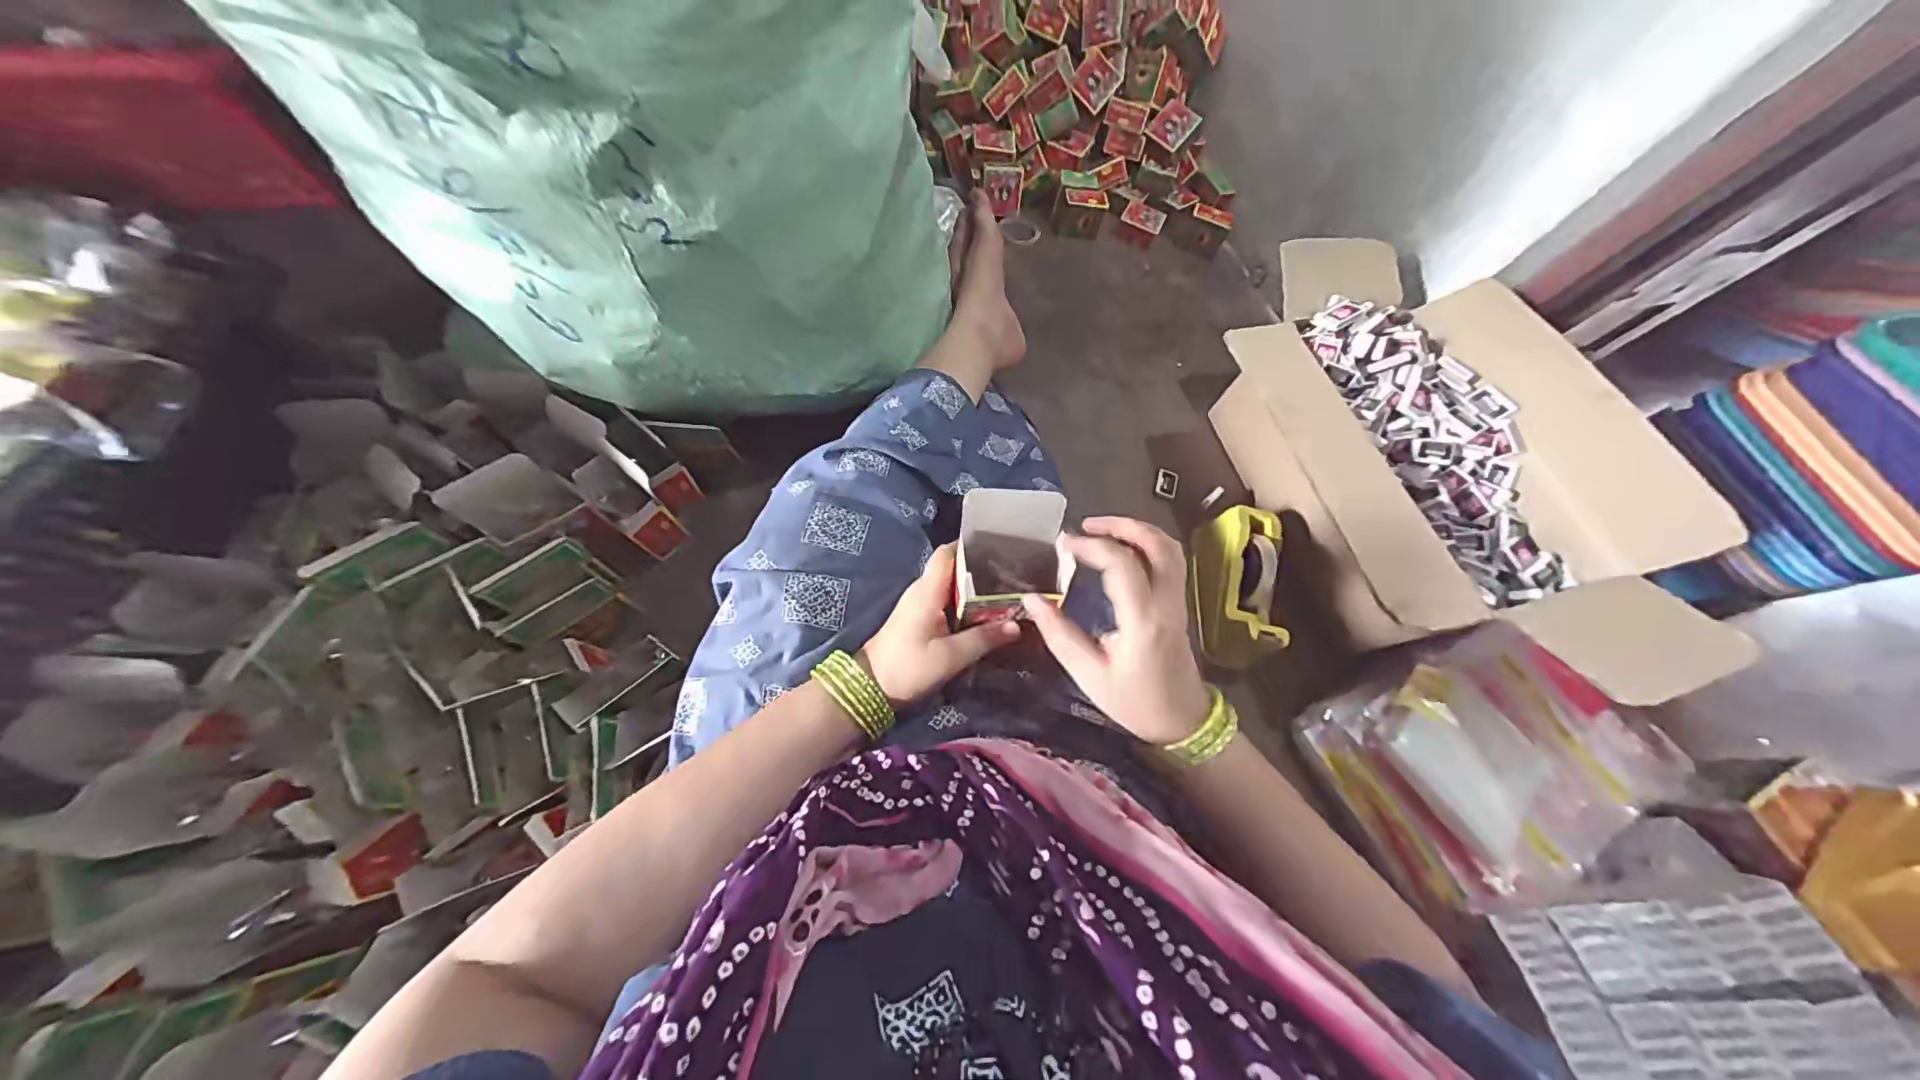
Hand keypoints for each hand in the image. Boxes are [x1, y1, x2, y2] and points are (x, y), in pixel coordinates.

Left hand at [861, 542, 1020, 705]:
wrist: (871, 688)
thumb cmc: (908, 667)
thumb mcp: (950, 656)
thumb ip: (984, 638)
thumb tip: (1016, 625)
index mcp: (927, 591)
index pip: (947, 554)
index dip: (970, 547)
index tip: (998, 550)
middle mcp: (922, 591)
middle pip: (953, 569)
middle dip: (980, 571)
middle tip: (1012, 577)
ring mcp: (919, 605)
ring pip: (951, 587)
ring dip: (974, 591)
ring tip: (1006, 594)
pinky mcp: (919, 620)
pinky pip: (946, 603)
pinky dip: (965, 605)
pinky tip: (986, 615)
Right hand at [1022, 517, 1209, 743]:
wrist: (1182, 722)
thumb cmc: (1134, 703)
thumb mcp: (1088, 675)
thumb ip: (1059, 634)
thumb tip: (1032, 600)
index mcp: (1142, 622)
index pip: (1123, 565)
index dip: (1092, 546)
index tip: (1065, 545)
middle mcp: (1166, 605)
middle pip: (1157, 545)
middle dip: (1121, 525)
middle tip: (1087, 525)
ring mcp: (1178, 602)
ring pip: (1169, 549)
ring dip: (1137, 531)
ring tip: (1103, 530)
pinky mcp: (1179, 605)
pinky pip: (1170, 561)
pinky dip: (1147, 544)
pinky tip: (1122, 549)